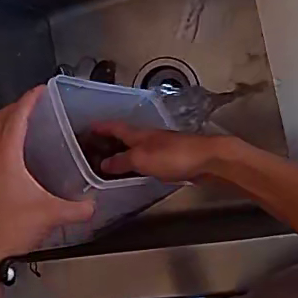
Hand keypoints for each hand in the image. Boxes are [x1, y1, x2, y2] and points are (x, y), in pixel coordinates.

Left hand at [0, 87, 94, 257]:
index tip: (40, 90)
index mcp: (7, 159)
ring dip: (3, 126)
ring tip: (20, 125)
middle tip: (31, 104)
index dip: (29, 101)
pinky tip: (8, 160)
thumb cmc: (12, 229)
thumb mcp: (52, 215)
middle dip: (14, 108)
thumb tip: (94, 204)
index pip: (17, 120)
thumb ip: (78, 208)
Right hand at [90, 122, 233, 182]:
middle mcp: (150, 137)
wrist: (209, 159)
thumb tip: (103, 163)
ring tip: (111, 160)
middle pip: (126, 136)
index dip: (101, 127)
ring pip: (138, 146)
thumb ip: (122, 161)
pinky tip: (136, 170)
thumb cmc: (173, 156)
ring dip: (124, 151)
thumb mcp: (142, 159)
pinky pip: (149, 157)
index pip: (115, 127)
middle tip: (95, 147)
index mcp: (140, 134)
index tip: (87, 127)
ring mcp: (163, 146)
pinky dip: (138, 161)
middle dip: (110, 139)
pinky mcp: (173, 157)